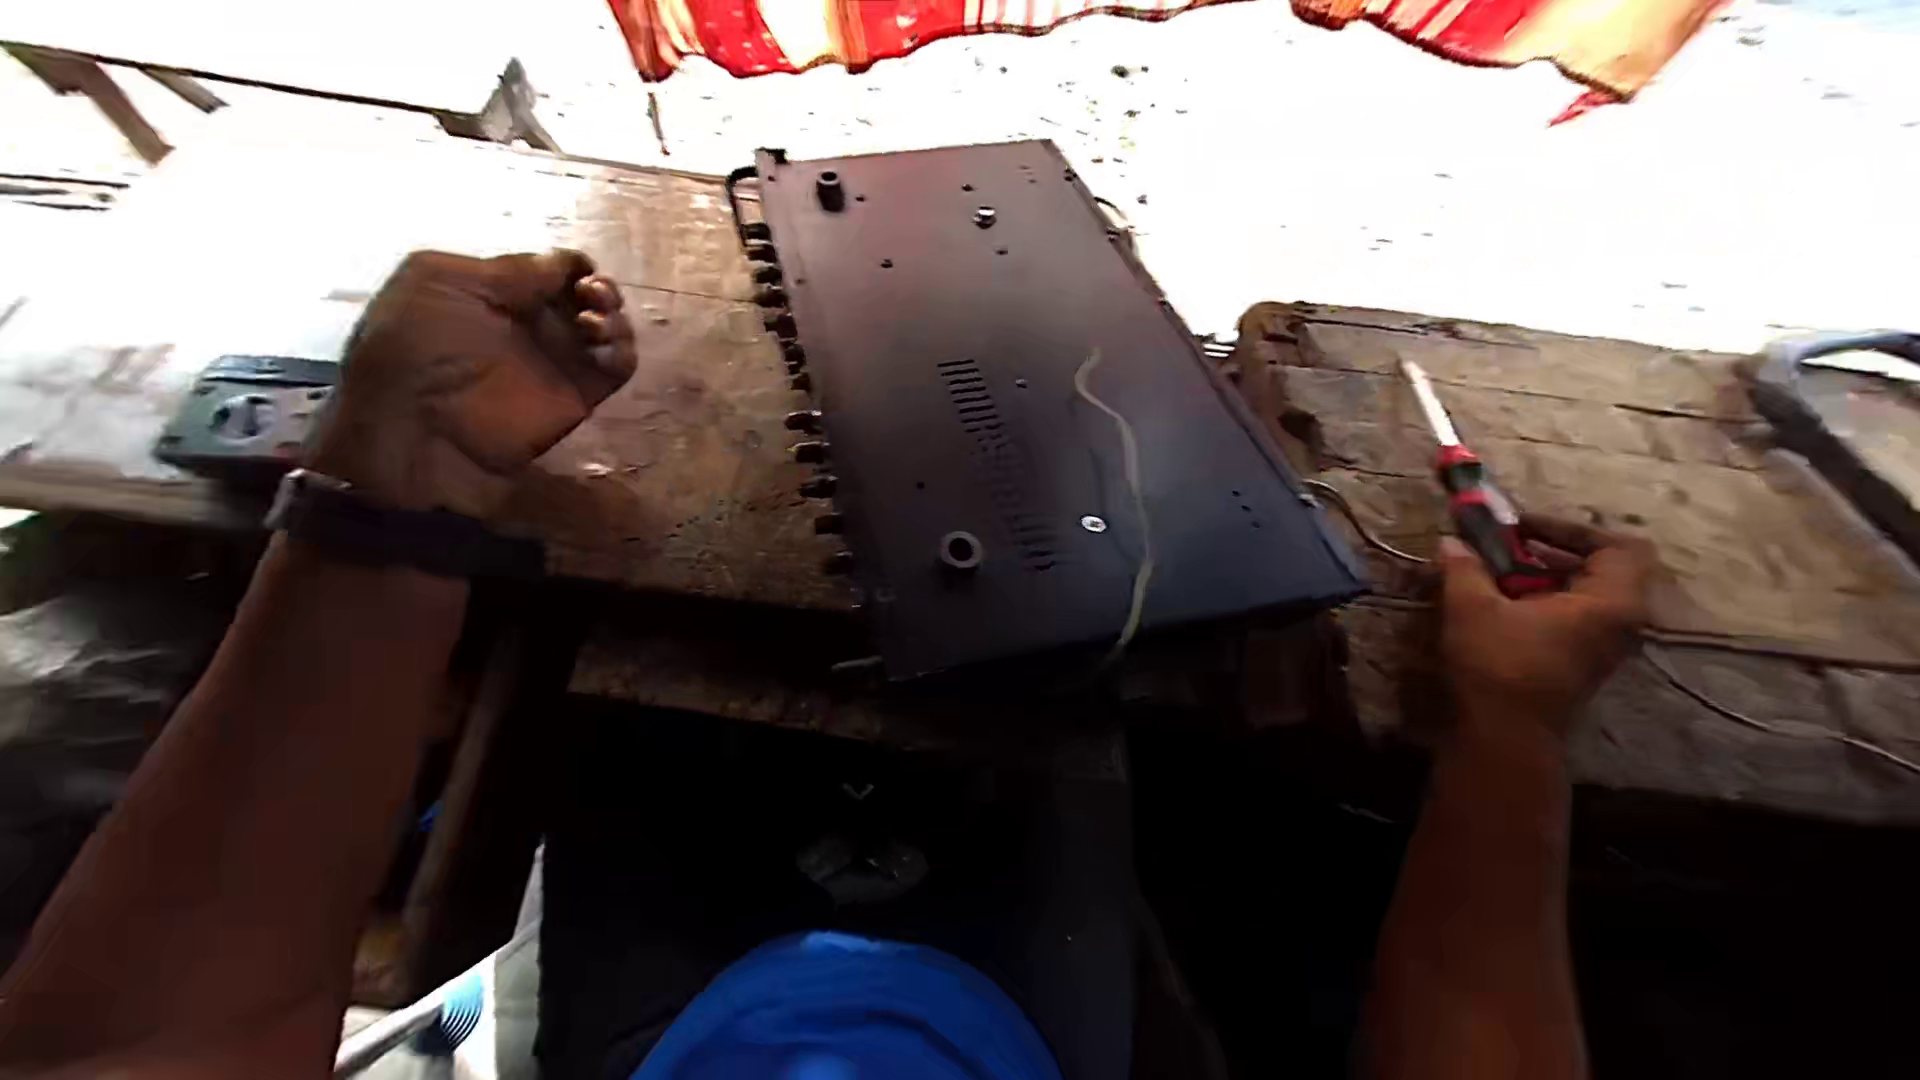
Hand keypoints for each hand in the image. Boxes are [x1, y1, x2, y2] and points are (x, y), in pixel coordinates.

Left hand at [310, 249, 636, 517]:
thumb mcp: (442, 282)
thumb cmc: (419, 346)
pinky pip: (619, 366)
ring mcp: (562, 359)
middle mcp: (535, 323)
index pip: (550, 270)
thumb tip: (566, 264)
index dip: (569, 265)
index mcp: (498, 292)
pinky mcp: (585, 392)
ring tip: (592, 323)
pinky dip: (623, 351)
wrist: (427, 427)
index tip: (578, 268)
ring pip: (608, 328)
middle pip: (587, 296)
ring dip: (613, 317)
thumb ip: (510, 269)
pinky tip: (605, 346)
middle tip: (593, 294)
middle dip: (598, 288)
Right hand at [1440, 515, 1654, 738]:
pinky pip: (1573, 614)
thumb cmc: (1498, 662)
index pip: (1618, 545)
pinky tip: (1500, 603)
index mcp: (1611, 602)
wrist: (1505, 730)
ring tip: (1495, 573)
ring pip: (1585, 592)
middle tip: (1503, 546)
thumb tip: (1451, 542)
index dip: (1570, 528)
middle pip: (1603, 567)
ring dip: (1542, 575)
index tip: (1521, 528)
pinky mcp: (1582, 658)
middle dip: (1550, 551)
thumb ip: (1464, 568)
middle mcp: (1622, 620)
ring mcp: (1604, 643)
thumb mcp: (1471, 606)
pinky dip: (1542, 599)